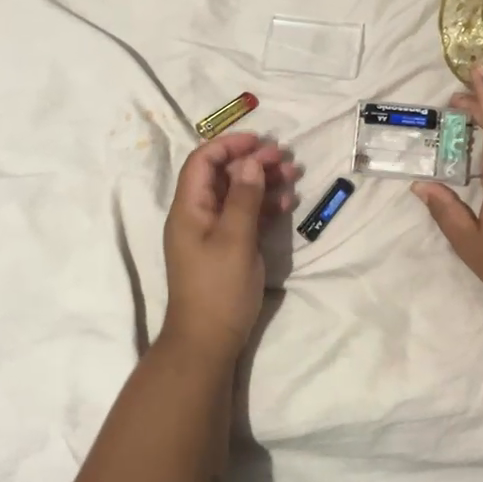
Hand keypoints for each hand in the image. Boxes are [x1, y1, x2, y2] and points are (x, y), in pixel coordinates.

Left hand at [162, 132, 297, 357]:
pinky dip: (264, 206)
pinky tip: (287, 203)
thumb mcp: (235, 239)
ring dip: (263, 182)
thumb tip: (250, 163)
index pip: (203, 161)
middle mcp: (197, 214)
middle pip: (223, 175)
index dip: (229, 145)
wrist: (208, 341)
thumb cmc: (218, 288)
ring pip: (238, 194)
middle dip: (253, 162)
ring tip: (294, 177)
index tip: (260, 141)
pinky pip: (245, 216)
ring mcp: (212, 232)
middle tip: (286, 159)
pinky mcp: (228, 248)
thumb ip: (244, 198)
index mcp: (188, 208)